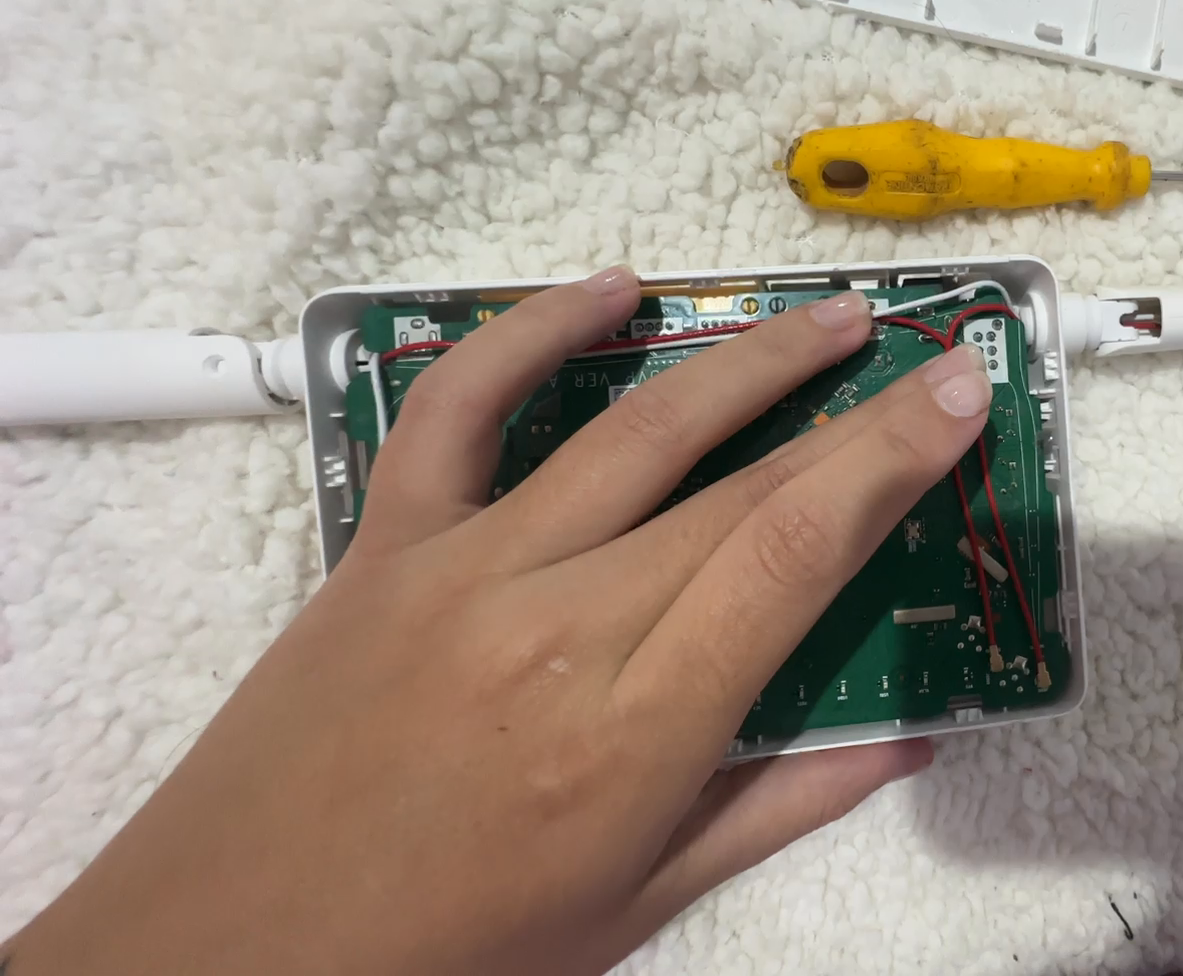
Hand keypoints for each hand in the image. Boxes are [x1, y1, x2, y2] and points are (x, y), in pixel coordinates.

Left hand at [8, 268, 993, 975]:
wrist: (211, 974)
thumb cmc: (459, 953)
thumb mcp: (649, 900)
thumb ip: (790, 803)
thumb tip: (913, 741)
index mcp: (637, 727)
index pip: (794, 556)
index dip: (888, 463)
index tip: (958, 399)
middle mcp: (561, 625)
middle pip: (744, 487)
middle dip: (860, 413)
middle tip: (934, 359)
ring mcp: (467, 566)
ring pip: (636, 429)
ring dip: (747, 359)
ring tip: (830, 317)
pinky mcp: (387, 542)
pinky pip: (458, 409)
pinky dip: (532, 333)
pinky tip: (611, 288)